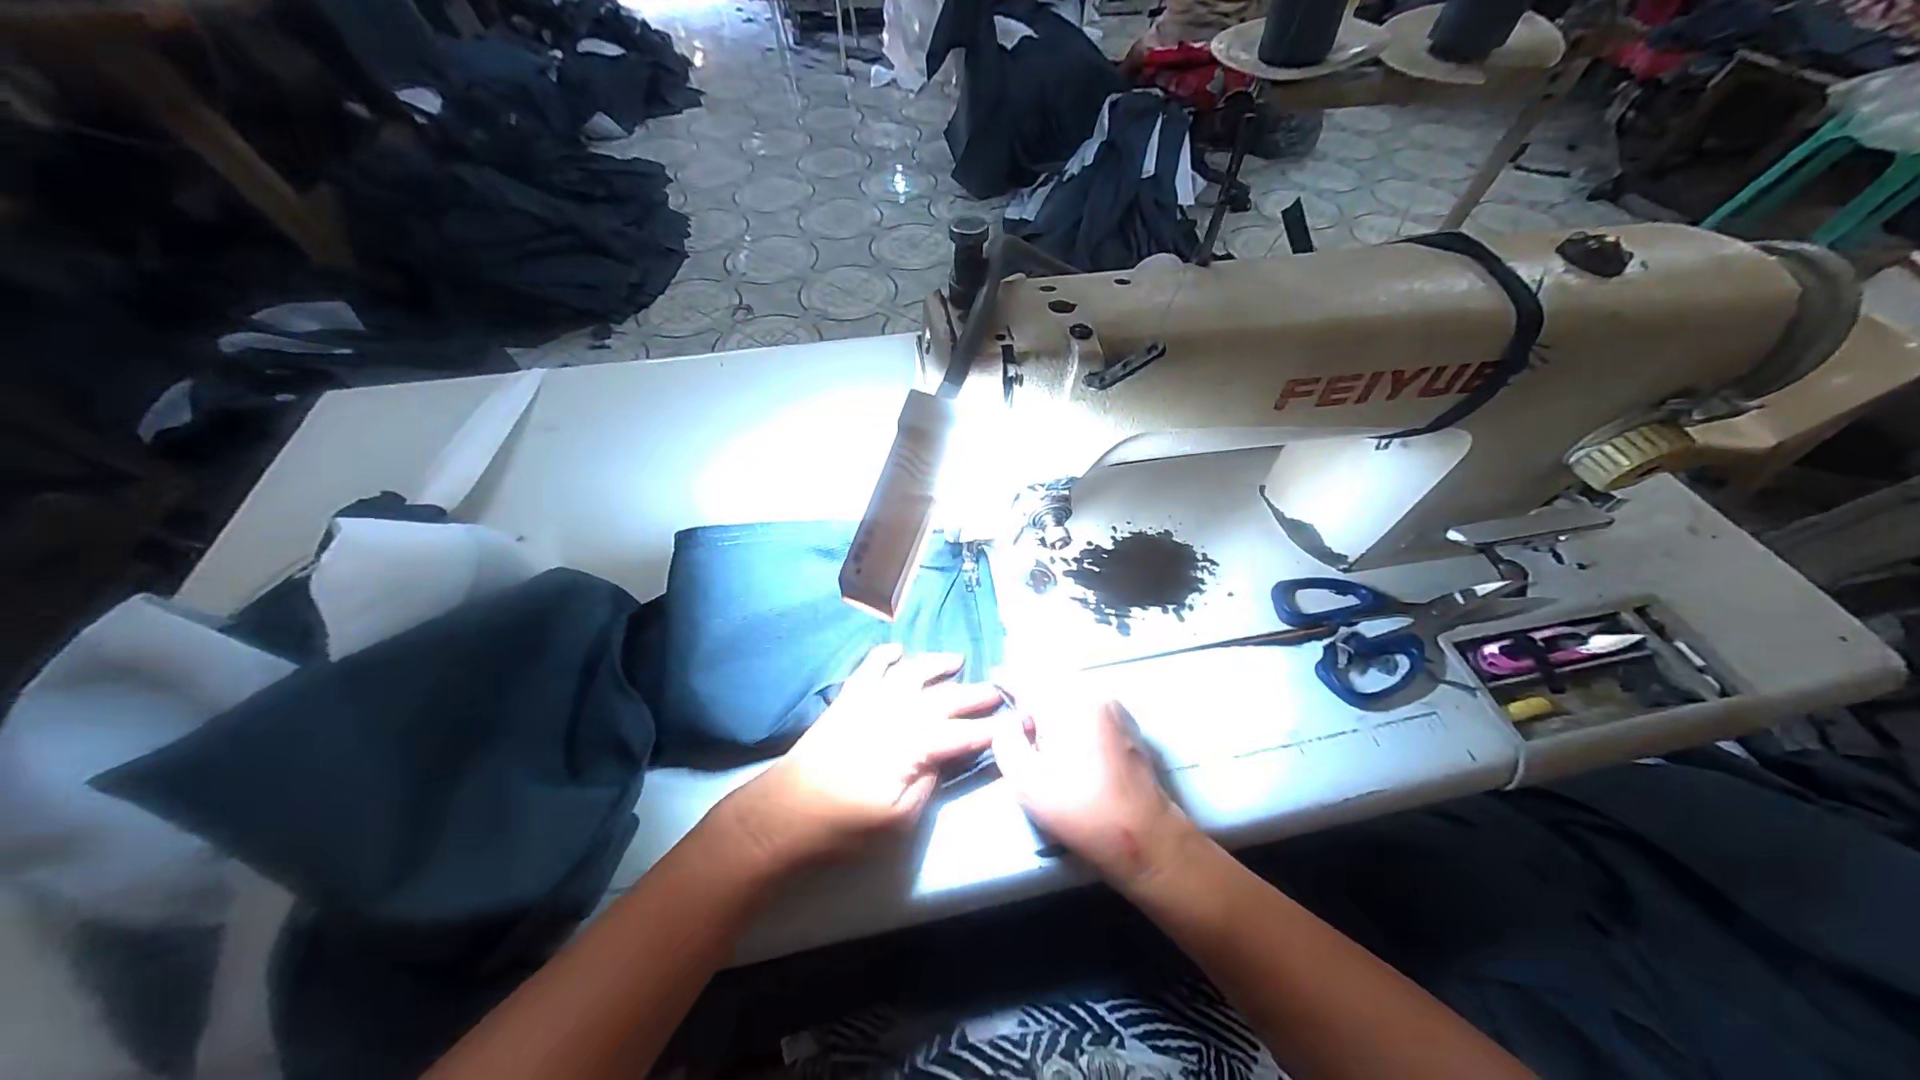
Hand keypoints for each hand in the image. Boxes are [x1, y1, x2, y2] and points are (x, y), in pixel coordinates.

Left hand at [719, 645, 1002, 870]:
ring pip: (910, 672)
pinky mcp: (846, 701)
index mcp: (912, 746)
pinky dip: (884, 655)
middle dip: (973, 694)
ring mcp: (868, 702)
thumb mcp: (898, 819)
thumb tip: (944, 757)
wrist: (784, 814)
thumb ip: (927, 782)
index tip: (1013, 724)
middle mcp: (895, 714)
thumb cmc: (843, 827)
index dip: (989, 729)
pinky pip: (868, 668)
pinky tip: (896, 650)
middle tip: (997, 692)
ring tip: (956, 660)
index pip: (961, 734)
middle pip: (942, 698)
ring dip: (935, 664)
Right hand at [992, 694, 1195, 887]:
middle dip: (1031, 700)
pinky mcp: (1127, 724)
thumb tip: (1010, 723)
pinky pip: (1089, 709)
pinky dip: (1073, 718)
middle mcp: (1093, 694)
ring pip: (1071, 695)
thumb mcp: (1025, 781)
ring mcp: (1115, 708)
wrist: (1145, 835)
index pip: (1026, 679)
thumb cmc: (1080, 809)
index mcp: (1067, 703)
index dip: (1005, 681)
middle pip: (1050, 683)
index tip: (993, 683)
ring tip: (1044, 743)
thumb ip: (1006, 742)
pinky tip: (1071, 749)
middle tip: (1020, 731)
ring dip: (1053, 710)